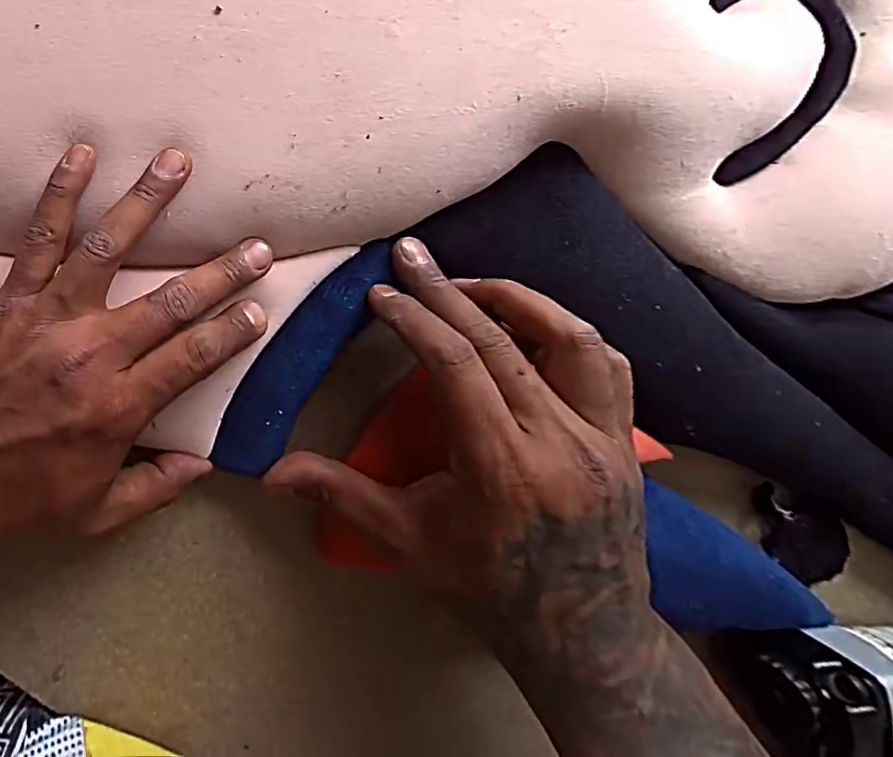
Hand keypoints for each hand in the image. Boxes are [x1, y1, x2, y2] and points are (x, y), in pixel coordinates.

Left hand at [0, 144, 272, 542]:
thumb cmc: (13, 494)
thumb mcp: (91, 513)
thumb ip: (154, 488)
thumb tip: (206, 464)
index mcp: (118, 407)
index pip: (193, 358)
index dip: (232, 331)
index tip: (260, 308)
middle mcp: (92, 354)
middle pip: (171, 302)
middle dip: (222, 272)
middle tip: (258, 247)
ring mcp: (51, 318)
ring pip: (108, 249)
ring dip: (147, 202)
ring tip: (176, 162)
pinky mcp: (13, 298)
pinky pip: (40, 238)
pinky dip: (62, 194)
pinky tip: (82, 154)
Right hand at [264, 237, 644, 639]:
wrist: (586, 636)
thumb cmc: (485, 584)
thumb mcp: (403, 540)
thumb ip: (339, 493)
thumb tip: (267, 474)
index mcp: (499, 466)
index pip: (455, 365)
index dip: (413, 319)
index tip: (380, 294)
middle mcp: (559, 443)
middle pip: (500, 340)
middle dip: (446, 288)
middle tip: (410, 254)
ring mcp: (603, 439)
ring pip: (572, 339)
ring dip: (514, 298)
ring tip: (465, 283)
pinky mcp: (624, 440)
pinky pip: (607, 363)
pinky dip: (563, 329)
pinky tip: (525, 323)